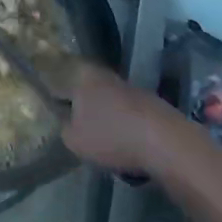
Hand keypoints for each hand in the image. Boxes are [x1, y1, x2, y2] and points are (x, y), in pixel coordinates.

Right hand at [58, 62, 184, 174]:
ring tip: (105, 144)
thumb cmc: (111, 136)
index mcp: (84, 77)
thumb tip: (68, 122)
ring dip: (106, 119)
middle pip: (87, 92)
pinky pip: (129, 115)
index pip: (60, 82)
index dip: (54, 98)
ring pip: (109, 103)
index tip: (55, 114)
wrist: (167, 143)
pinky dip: (126, 127)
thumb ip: (64, 128)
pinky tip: (128, 146)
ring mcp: (132, 88)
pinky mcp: (152, 103)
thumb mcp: (73, 140)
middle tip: (79, 132)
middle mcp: (107, 76)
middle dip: (83, 109)